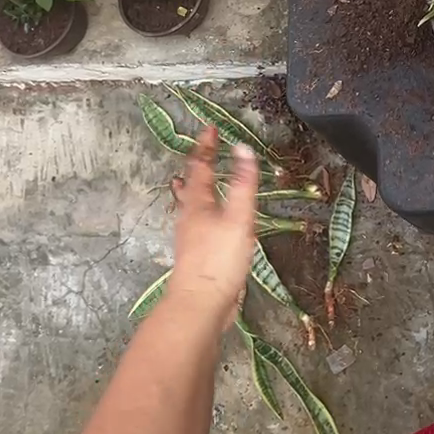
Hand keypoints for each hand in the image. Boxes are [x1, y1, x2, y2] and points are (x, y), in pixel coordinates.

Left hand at [167, 127, 257, 327]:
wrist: (200, 305)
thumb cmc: (219, 259)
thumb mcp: (239, 218)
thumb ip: (243, 184)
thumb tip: (243, 148)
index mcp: (198, 203)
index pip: (201, 166)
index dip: (206, 146)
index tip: (210, 128)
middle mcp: (189, 216)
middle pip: (190, 185)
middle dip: (197, 166)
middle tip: (203, 152)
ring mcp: (190, 236)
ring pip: (190, 203)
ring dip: (194, 188)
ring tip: (191, 181)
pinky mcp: (196, 253)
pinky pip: (197, 221)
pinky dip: (201, 209)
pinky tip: (207, 220)